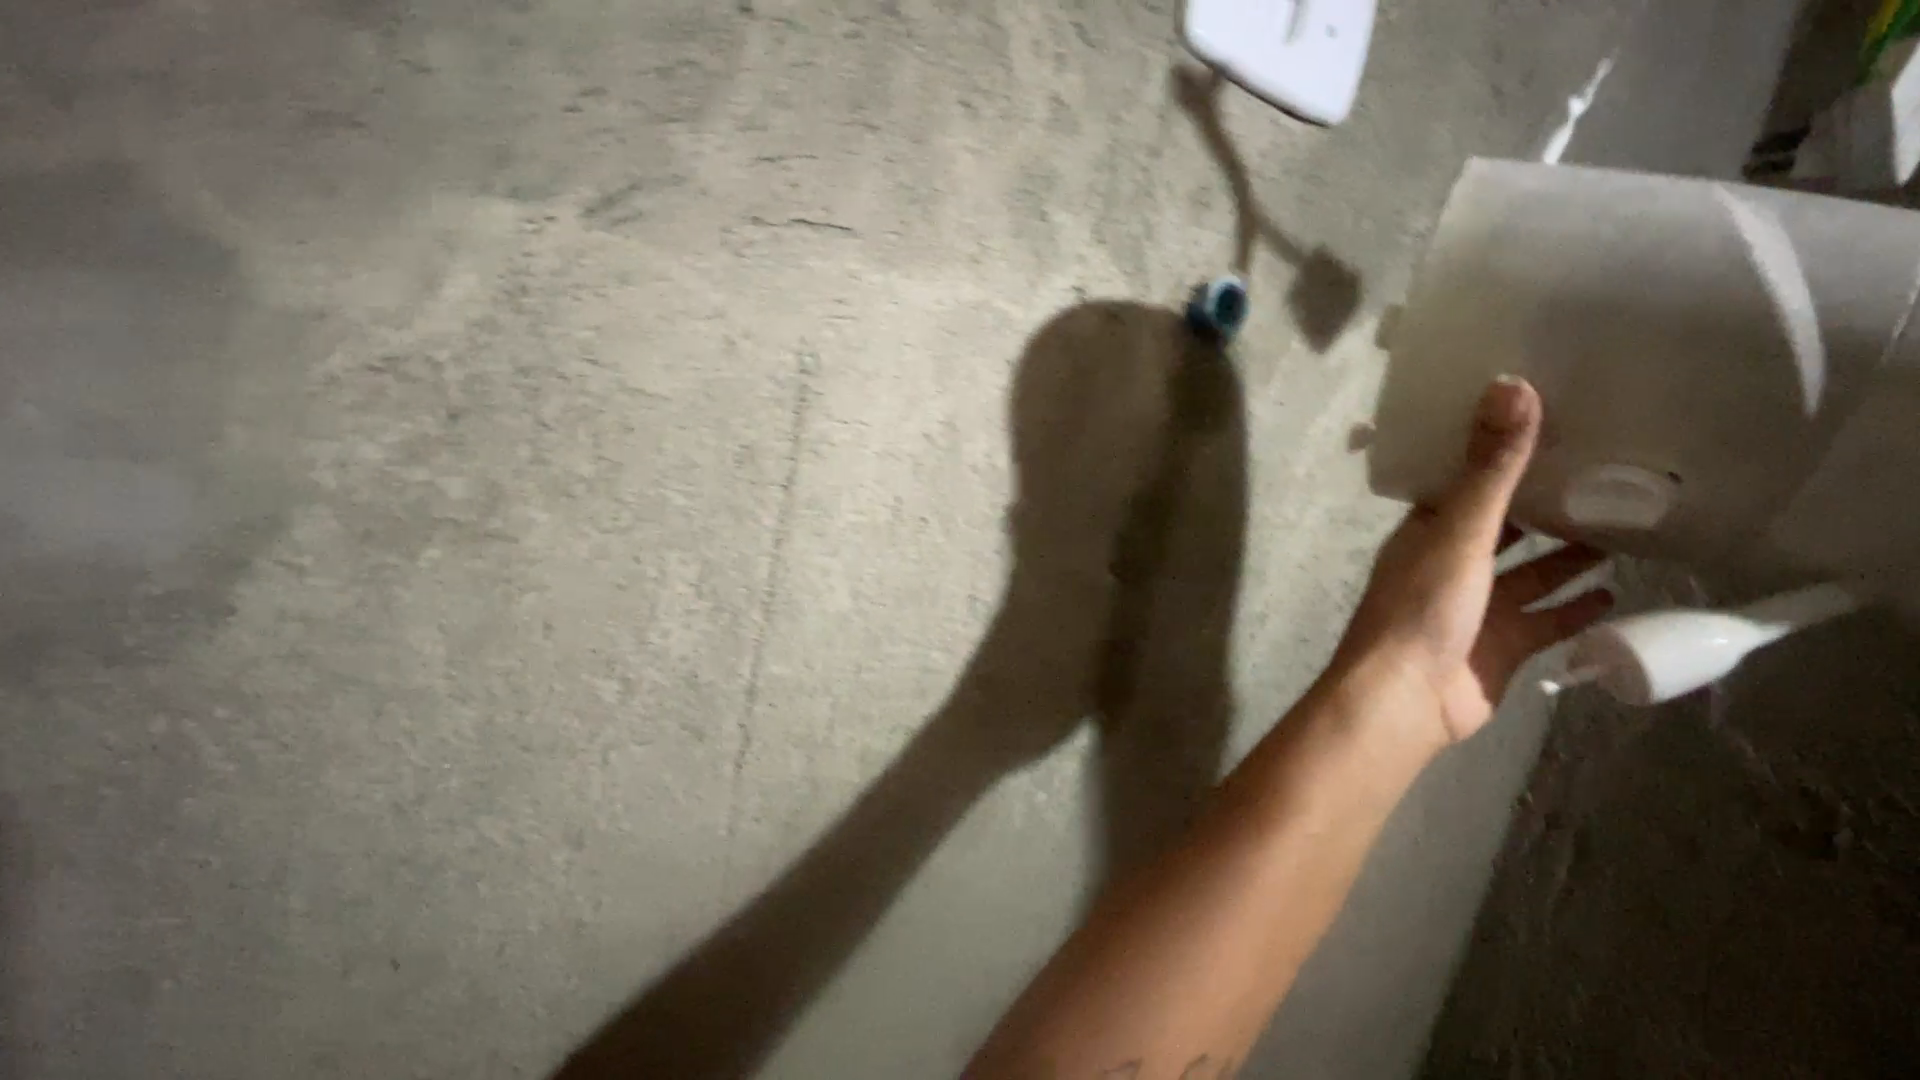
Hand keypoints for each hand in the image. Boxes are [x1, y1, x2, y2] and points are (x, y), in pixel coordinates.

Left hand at [1335, 376, 1612, 744]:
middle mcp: (1450, 565)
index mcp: (1428, 532)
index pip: (1467, 484)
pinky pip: (1547, 621)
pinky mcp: (1502, 647)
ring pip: (1531, 574)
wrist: (1406, 698)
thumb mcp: (1460, 529)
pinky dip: (1578, 608)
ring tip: (1624, 526)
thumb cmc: (1423, 607)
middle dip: (1544, 507)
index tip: (1549, 428)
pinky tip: (1618, 592)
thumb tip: (1512, 384)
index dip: (1501, 458)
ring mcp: (1476, 609)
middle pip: (1504, 528)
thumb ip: (1491, 466)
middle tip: (1604, 474)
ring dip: (1569, 556)